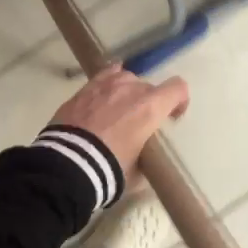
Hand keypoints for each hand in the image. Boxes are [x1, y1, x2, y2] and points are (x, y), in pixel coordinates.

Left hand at [47, 65, 189, 182]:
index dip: (179, 101)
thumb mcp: (137, 171)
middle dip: (149, 102)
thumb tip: (141, 159)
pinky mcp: (84, 90)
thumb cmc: (109, 169)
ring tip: (119, 110)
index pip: (177, 88)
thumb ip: (144, 157)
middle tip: (139, 122)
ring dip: (127, 92)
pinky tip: (104, 94)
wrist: (68, 165)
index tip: (172, 116)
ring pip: (125, 78)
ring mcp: (105, 86)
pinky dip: (108, 83)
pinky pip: (103, 76)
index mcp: (149, 109)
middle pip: (148, 87)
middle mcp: (130, 90)